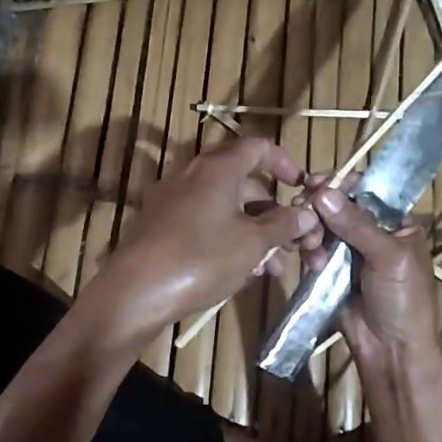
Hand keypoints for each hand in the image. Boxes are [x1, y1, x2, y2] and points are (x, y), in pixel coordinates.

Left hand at [93, 137, 321, 327]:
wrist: (134, 294)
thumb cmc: (202, 258)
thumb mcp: (253, 243)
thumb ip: (284, 225)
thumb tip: (307, 215)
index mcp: (218, 169)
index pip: (258, 148)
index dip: (285, 163)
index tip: (301, 187)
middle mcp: (193, 176)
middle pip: (245, 184)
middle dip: (275, 213)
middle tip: (295, 241)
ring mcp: (174, 202)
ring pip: (227, 209)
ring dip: (256, 233)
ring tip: (274, 267)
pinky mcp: (162, 227)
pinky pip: (206, 224)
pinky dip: (230, 239)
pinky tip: (244, 272)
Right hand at [303, 184, 441, 383]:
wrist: (392, 349)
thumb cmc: (404, 298)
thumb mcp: (389, 256)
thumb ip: (358, 224)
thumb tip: (325, 193)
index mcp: (396, 222)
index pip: (367, 191)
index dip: (343, 184)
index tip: (319, 182)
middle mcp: (371, 232)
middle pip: (338, 206)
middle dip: (319, 206)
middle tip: (304, 207)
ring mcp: (349, 252)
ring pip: (321, 226)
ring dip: (311, 229)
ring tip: (310, 243)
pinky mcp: (329, 271)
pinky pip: (312, 250)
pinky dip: (307, 250)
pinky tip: (309, 259)